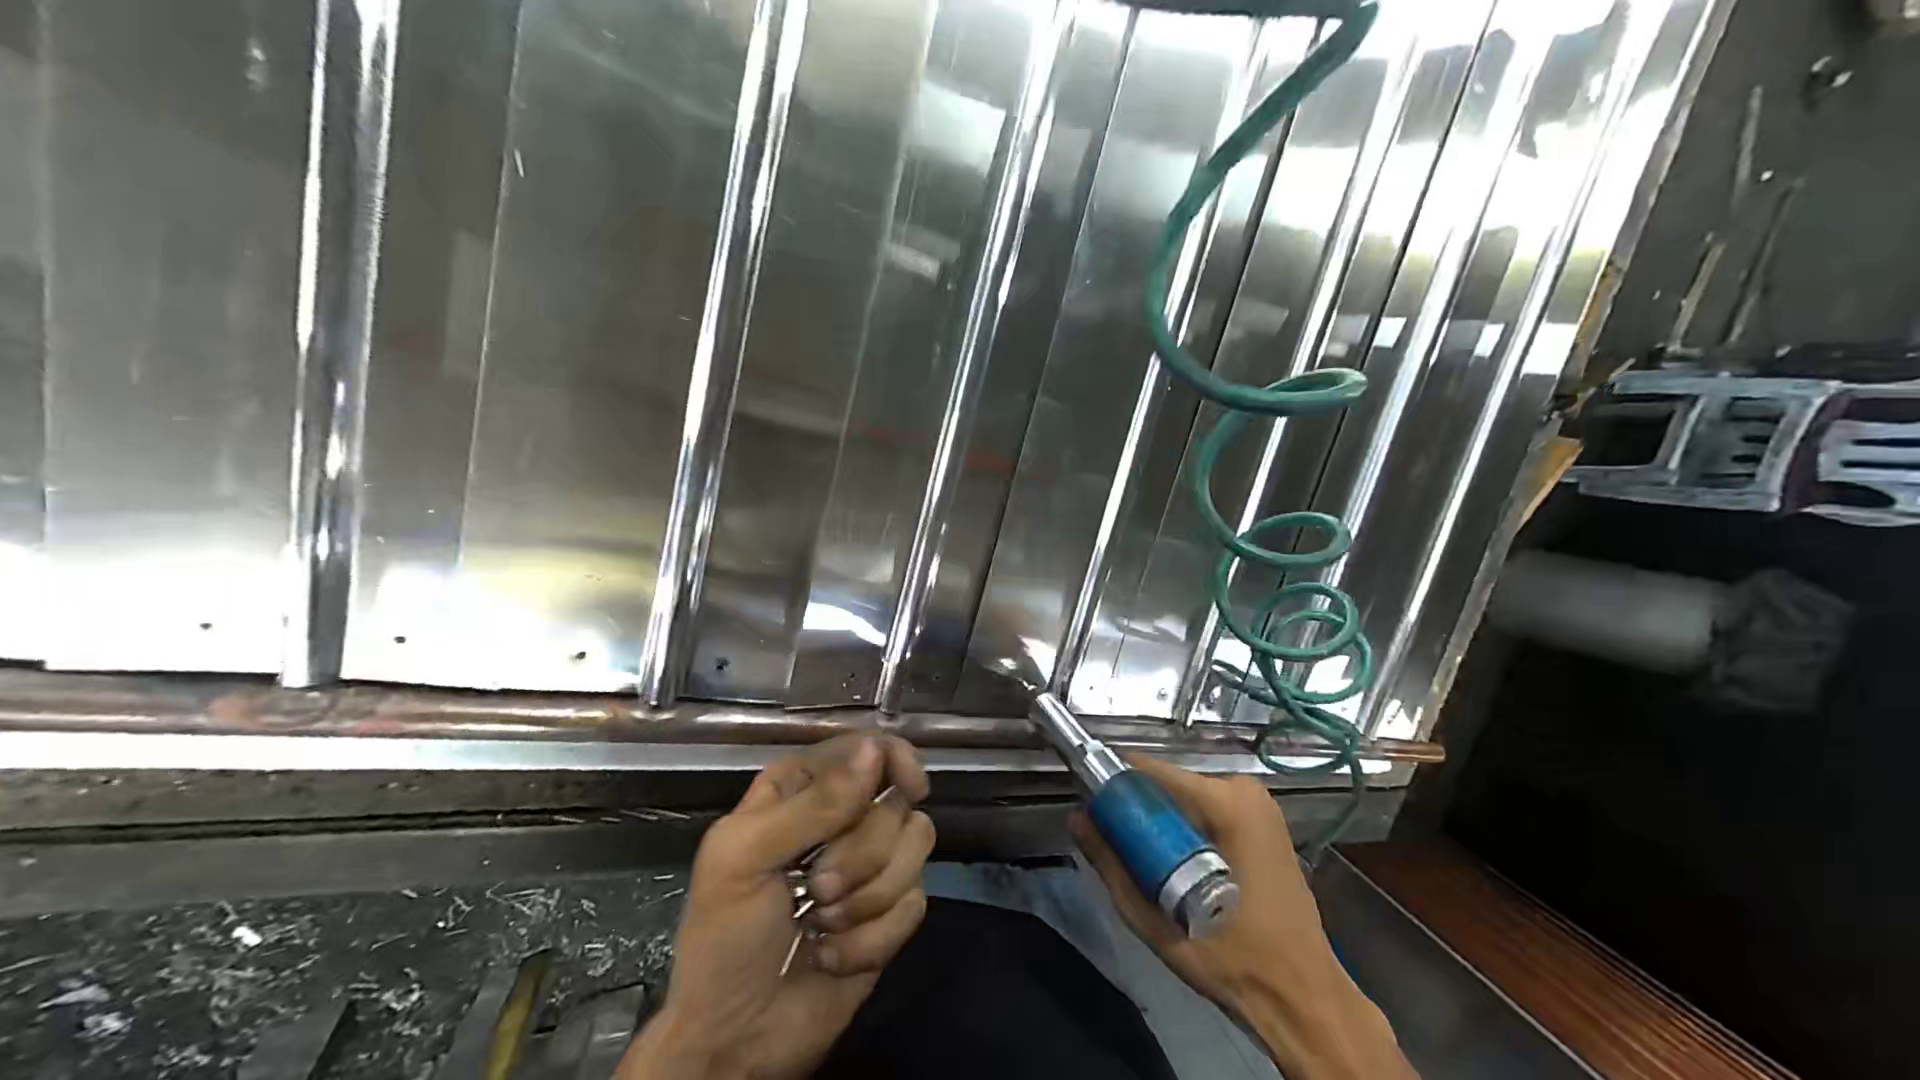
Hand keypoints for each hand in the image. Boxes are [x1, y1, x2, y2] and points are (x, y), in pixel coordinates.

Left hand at [619, 734, 934, 1079]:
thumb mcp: (745, 859)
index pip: (866, 747)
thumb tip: (876, 750)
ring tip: (821, 924)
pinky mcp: (890, 915)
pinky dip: (872, 938)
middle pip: (896, 803)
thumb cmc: (724, 937)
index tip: (909, 788)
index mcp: (801, 788)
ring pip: (916, 848)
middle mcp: (843, 817)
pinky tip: (834, 954)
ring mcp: (871, 866)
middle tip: (815, 889)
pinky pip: (915, 904)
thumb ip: (811, 804)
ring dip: (867, 898)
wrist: (737, 1036)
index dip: (895, 760)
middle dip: (859, 855)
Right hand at [1071, 755, 1415, 1079]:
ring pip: (1186, 800)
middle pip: (1168, 785)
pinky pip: (1208, 813)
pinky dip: (1186, 832)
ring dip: (1161, 826)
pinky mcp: (1265, 824)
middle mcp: (1244, 791)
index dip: (1113, 785)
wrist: (1303, 999)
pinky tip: (1178, 868)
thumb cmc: (1233, 958)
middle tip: (1120, 852)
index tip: (1088, 806)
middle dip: (1138, 813)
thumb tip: (1076, 818)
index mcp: (1225, 803)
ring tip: (1147, 866)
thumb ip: (1112, 865)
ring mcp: (1260, 806)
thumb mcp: (1158, 919)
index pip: (1150, 771)